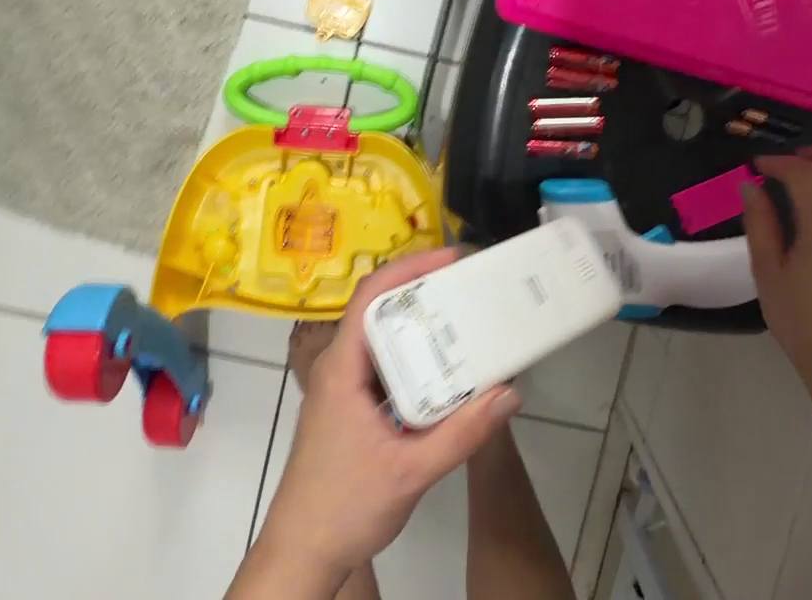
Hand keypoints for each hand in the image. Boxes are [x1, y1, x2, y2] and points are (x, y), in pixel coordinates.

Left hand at [257, 247, 524, 574]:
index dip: (409, 269)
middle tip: (468, 287)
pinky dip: (414, 359)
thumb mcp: (411, 472)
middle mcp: (339, 367)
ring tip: (463, 320)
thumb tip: (509, 393)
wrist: (302, 552)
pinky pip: (384, 367)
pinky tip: (445, 373)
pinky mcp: (350, 408)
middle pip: (378, 311)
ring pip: (382, 340)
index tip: (450, 259)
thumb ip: (462, 434)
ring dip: (419, 327)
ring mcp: (342, 388)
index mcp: (342, 368)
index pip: (371, 296)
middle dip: (422, 292)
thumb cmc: (344, 506)